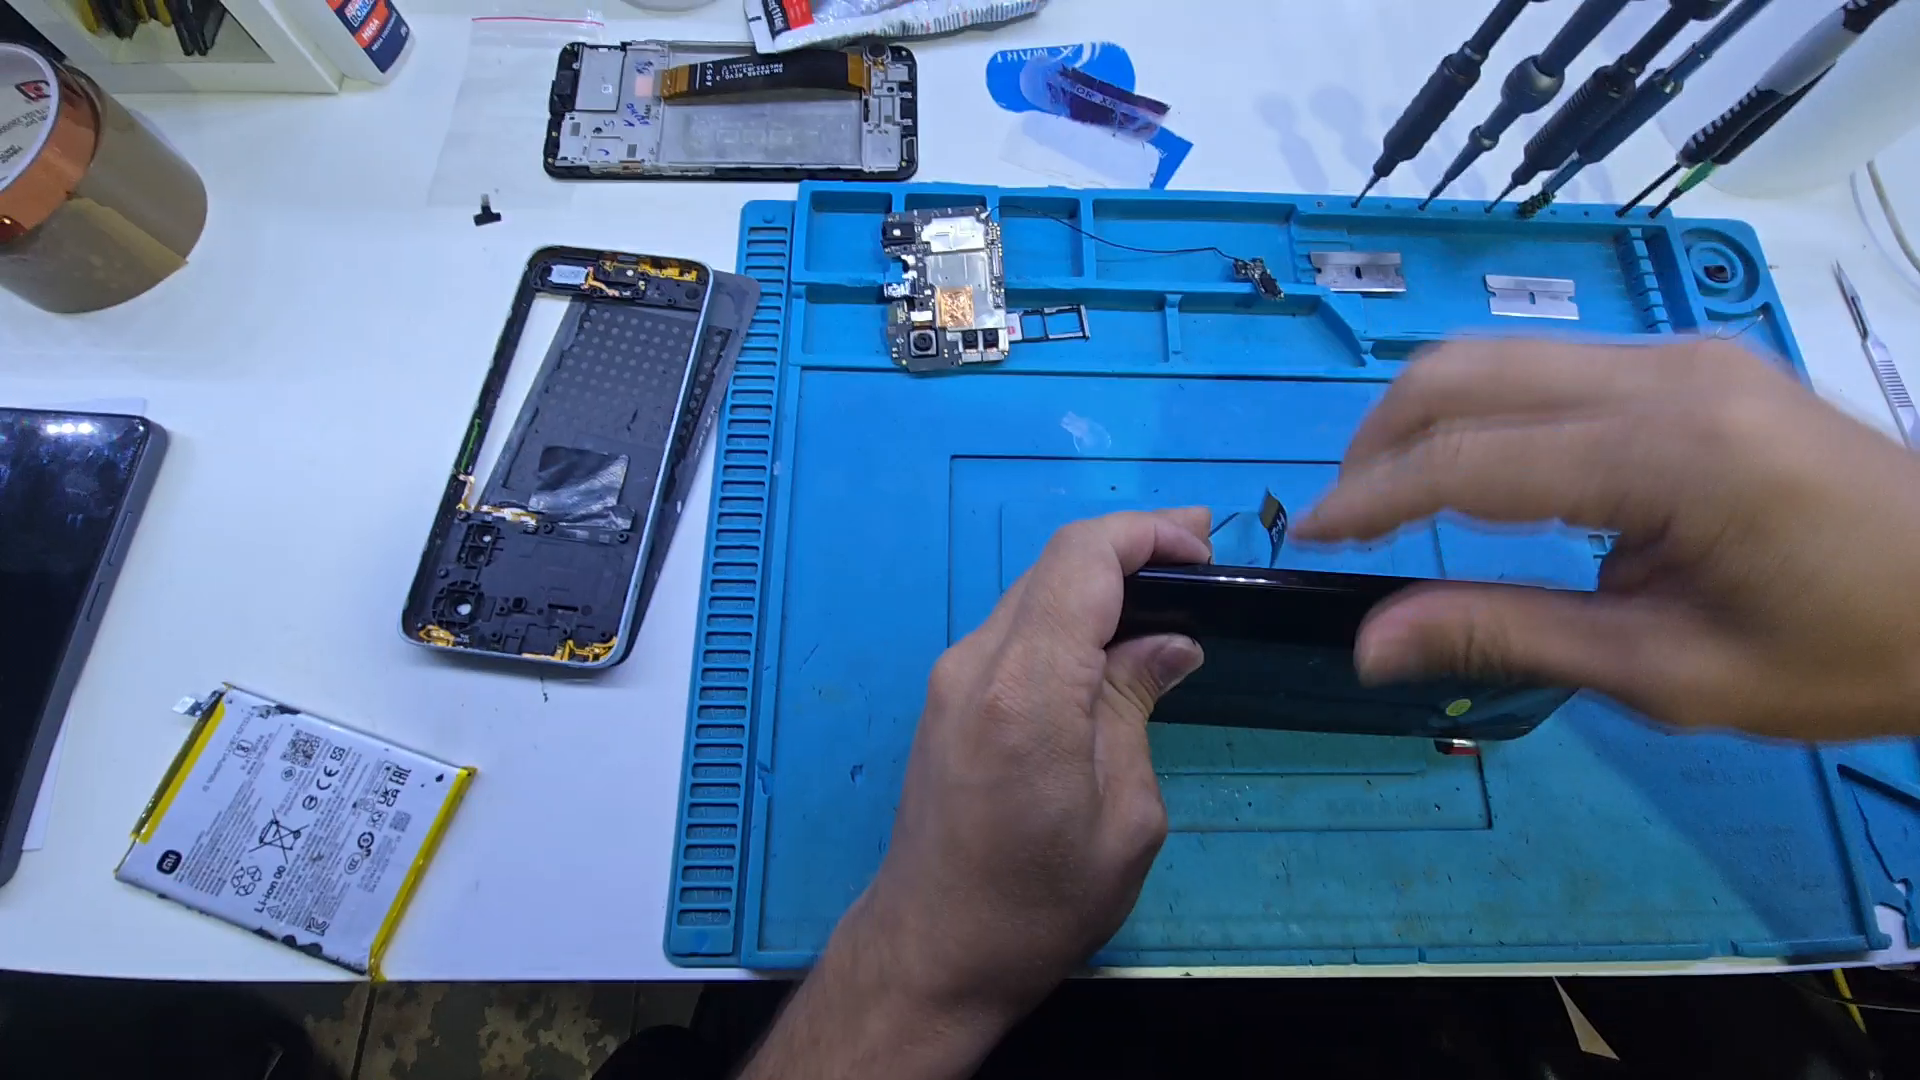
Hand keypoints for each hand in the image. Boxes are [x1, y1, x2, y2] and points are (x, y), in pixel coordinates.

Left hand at [740, 509, 1209, 1078]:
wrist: (931, 947)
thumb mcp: (1125, 817)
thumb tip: (1168, 644)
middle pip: (1053, 565)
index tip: (1201, 547)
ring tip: (1164, 592)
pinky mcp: (945, 694)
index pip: (1081, 561)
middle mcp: (977, 662)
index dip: (1144, 533)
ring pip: (1032, 591)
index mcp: (1027, 689)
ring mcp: (951, 674)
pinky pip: (1014, 628)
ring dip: (1097, 580)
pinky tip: (1107, 639)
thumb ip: (1136, 706)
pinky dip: (1065, 615)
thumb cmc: (1040, 903)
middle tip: (1197, 557)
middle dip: (1128, 546)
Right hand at [1294, 337, 1919, 740]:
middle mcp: (1661, 376)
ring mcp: (1672, 355)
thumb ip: (1502, 636)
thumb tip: (1368, 643)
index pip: (1463, 461)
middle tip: (1345, 515)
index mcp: (1668, 455)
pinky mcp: (1677, 361)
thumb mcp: (1666, 670)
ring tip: (1387, 493)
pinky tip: (1462, 468)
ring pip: (1484, 358)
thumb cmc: (1848, 651)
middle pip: (1456, 375)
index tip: (1305, 534)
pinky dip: (1465, 414)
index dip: (1367, 499)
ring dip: (1411, 421)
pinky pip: (1530, 367)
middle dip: (1374, 444)